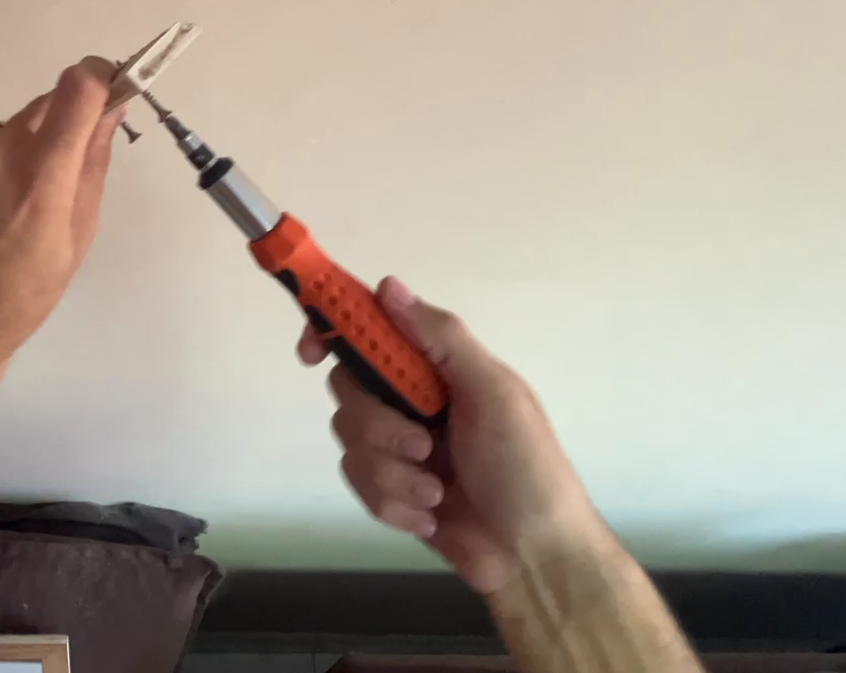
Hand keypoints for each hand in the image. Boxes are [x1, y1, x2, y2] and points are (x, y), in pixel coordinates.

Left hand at [0, 57, 123, 382]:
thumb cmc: (22, 296)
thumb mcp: (77, 238)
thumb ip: (92, 166)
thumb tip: (110, 113)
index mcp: (41, 175)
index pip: (77, 87)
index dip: (101, 78)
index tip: (112, 93)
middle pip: (48, 102)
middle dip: (68, 123)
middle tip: (68, 170)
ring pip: (15, 126)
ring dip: (30, 146)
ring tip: (19, 205)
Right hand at [301, 278, 605, 593]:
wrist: (534, 559)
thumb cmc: (526, 468)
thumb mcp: (494, 393)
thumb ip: (442, 338)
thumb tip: (387, 285)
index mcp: (430, 366)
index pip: (366, 329)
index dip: (329, 328)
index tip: (311, 351)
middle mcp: (405, 397)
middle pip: (346, 386)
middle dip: (377, 423)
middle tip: (421, 444)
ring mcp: (393, 442)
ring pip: (348, 436)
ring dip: (392, 470)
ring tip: (436, 491)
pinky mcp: (386, 485)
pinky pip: (357, 481)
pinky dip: (393, 501)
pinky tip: (429, 514)